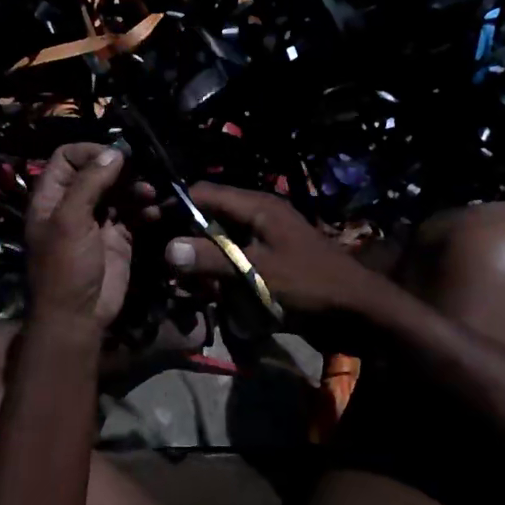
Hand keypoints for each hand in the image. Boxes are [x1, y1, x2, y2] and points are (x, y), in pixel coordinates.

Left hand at [25, 143, 132, 334]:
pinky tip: (157, 209)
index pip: (67, 157)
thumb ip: (90, 184)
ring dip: (136, 187)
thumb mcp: (70, 221)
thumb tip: (115, 153)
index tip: (116, 156)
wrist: (77, 316)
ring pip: (119, 191)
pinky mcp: (119, 238)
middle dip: (120, 168)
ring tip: (151, 192)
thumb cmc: (65, 267)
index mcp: (51, 197)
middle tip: (143, 169)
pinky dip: (146, 208)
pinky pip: (134, 213)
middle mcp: (73, 205)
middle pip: (97, 172)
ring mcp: (97, 221)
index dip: (90, 152)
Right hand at [161, 183, 381, 316]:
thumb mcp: (258, 271)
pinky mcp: (266, 262)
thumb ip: (213, 259)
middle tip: (165, 264)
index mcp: (258, 206)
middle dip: (185, 240)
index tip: (148, 223)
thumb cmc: (311, 284)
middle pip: (208, 218)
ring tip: (184, 284)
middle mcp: (257, 217)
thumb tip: (168, 249)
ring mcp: (262, 240)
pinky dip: (218, 275)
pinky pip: (232, 262)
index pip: (204, 192)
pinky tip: (208, 294)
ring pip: (217, 243)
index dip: (175, 204)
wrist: (357, 312)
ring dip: (201, 262)